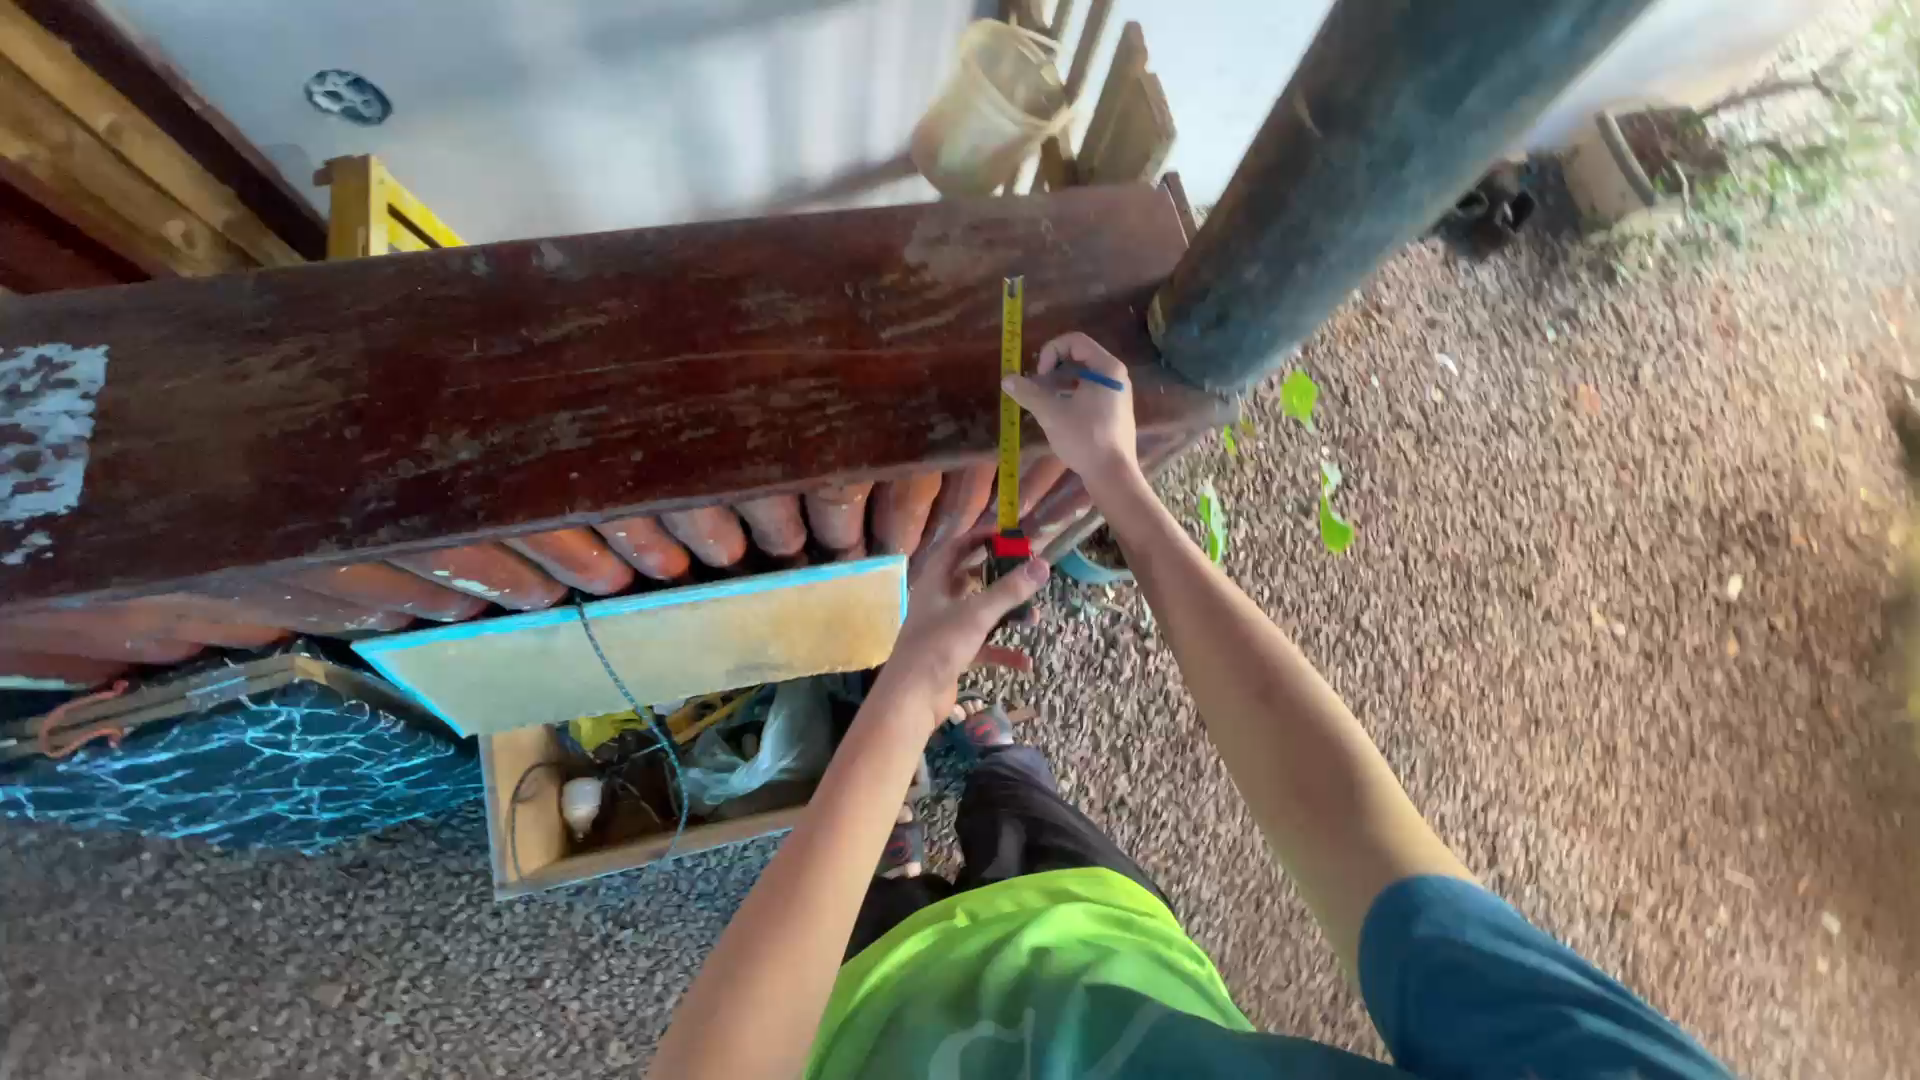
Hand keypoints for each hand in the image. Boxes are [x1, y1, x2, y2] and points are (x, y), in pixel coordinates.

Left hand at [875, 522, 1049, 731]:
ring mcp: (945, 630)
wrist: (911, 699)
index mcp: (934, 583)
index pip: (956, 548)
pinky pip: (983, 647)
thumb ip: (1009, 590)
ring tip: (1034, 618)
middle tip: (1026, 575)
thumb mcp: (976, 615)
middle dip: (1000, 578)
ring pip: (981, 614)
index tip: (1007, 535)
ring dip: (1007, 616)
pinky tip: (1025, 662)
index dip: (979, 538)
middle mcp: (938, 602)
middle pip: (971, 581)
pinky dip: (1002, 652)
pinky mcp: (952, 655)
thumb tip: (1042, 564)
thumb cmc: (938, 647)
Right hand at [1002, 332, 1140, 494]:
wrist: (1113, 474)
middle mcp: (1116, 375)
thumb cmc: (1085, 438)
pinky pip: (1089, 392)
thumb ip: (1029, 392)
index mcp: (1107, 367)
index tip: (1039, 376)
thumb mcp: (1052, 413)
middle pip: (1079, 357)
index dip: (1051, 352)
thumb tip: (1007, 379)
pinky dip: (1070, 395)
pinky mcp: (1114, 411)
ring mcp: (1117, 394)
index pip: (1075, 341)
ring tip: (1043, 401)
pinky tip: (1058, 414)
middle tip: (1038, 388)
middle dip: (1053, 368)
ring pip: (1083, 376)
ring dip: (1059, 383)